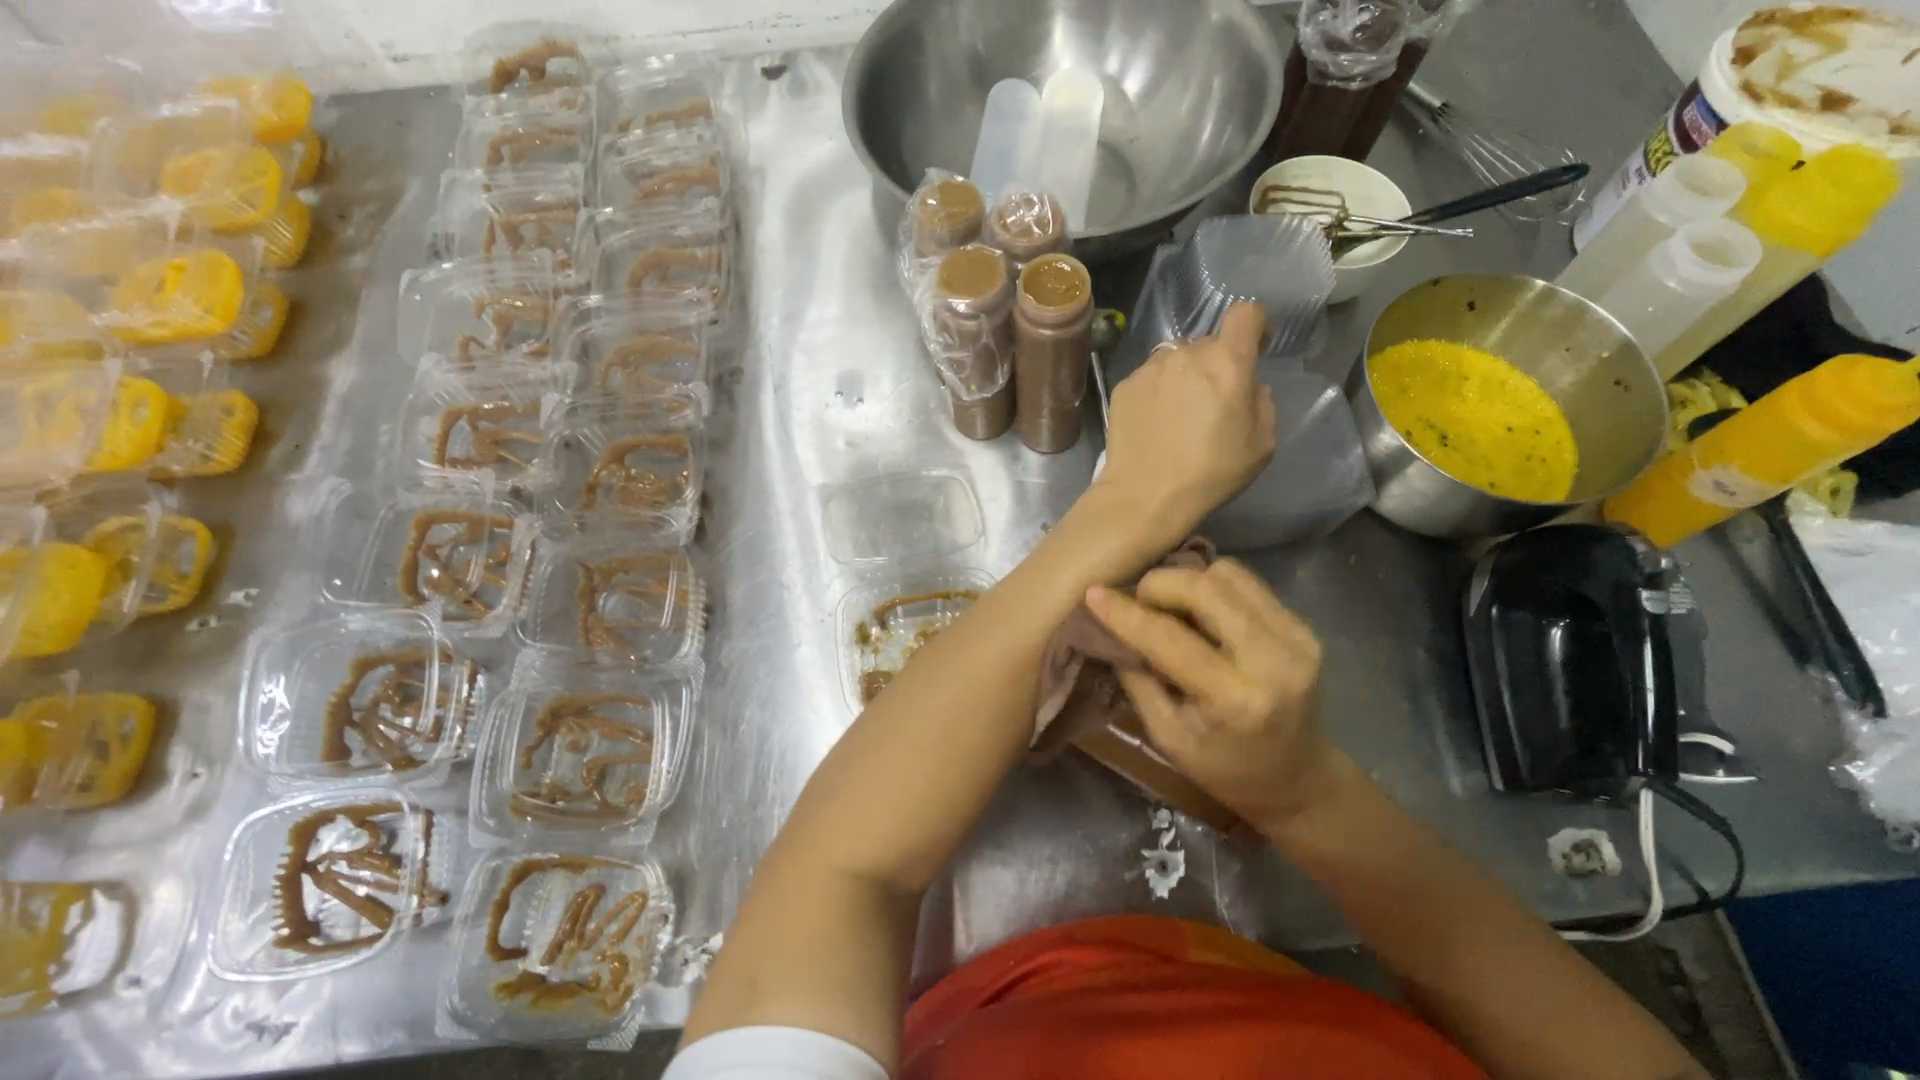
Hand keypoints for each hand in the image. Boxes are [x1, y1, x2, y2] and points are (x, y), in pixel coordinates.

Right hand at [1085, 558, 1340, 828]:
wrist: (1295, 778)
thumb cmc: (1222, 768)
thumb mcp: (1167, 735)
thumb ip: (1138, 678)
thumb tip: (1109, 629)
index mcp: (1236, 700)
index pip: (1171, 639)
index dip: (1127, 614)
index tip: (1094, 593)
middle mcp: (1274, 660)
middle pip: (1207, 588)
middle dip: (1161, 584)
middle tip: (1139, 601)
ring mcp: (1297, 638)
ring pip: (1229, 575)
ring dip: (1189, 582)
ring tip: (1170, 606)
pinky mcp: (1305, 626)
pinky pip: (1248, 585)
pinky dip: (1214, 588)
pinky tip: (1201, 611)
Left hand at [1097, 302, 1275, 535]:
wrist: (1145, 496)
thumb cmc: (1211, 473)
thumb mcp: (1261, 445)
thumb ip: (1262, 403)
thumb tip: (1249, 388)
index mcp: (1226, 362)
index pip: (1245, 314)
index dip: (1256, 326)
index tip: (1257, 348)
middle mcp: (1185, 354)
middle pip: (1209, 343)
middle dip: (1217, 364)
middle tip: (1214, 401)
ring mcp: (1149, 368)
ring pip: (1177, 360)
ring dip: (1185, 376)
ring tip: (1181, 416)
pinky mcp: (1124, 386)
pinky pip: (1151, 379)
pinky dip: (1158, 392)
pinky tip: (1156, 424)